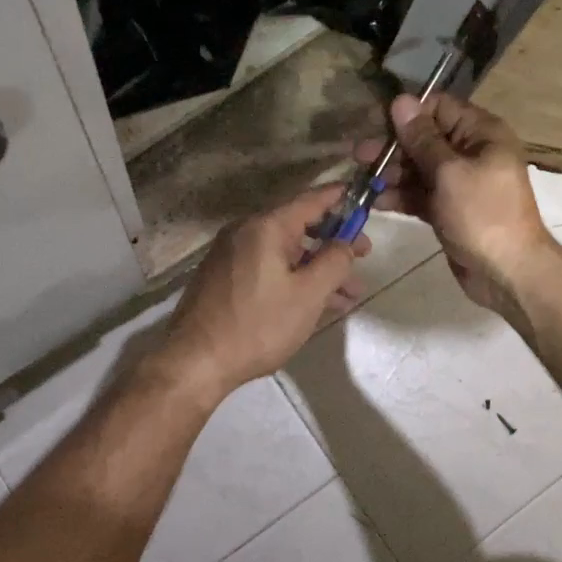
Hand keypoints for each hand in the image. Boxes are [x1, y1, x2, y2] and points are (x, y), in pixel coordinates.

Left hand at [150, 185, 369, 400]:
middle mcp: (244, 232)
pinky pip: (267, 268)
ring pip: (284, 253)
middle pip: (297, 226)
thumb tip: (345, 243)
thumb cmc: (258, 326)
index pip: (310, 200)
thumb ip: (334, 261)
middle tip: (363, 257)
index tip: (365, 201)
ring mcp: (230, 256)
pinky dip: (293, 279)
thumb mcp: (308, 295)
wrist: (195, 362)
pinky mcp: (224, 279)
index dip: (341, 199)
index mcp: (265, 227)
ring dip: (316, 268)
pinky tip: (314, 304)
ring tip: (348, 295)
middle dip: (333, 242)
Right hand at [354, 94, 557, 313]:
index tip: (375, 122)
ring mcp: (460, 183)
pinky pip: (421, 194)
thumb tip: (401, 101)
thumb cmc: (483, 214)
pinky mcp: (449, 209)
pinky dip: (401, 196)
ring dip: (392, 173)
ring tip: (362, 181)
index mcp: (482, 134)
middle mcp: (472, 153)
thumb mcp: (450, 172)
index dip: (407, 113)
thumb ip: (422, 138)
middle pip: (426, 139)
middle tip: (358, 155)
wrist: (507, 272)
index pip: (440, 108)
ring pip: (419, 169)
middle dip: (393, 147)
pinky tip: (376, 201)